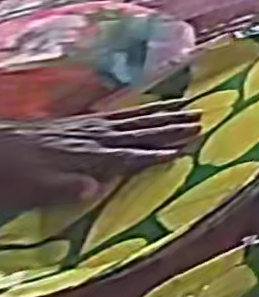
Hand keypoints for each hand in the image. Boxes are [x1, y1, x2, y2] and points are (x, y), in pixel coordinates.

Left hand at [0, 103, 201, 213]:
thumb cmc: (8, 173)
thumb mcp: (28, 189)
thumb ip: (63, 189)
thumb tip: (97, 191)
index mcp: (89, 157)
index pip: (130, 157)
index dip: (157, 155)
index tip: (183, 152)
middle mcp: (99, 139)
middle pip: (143, 132)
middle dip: (174, 129)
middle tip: (202, 123)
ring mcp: (93, 126)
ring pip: (140, 119)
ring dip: (168, 115)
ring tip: (194, 109)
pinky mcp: (85, 119)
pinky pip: (123, 112)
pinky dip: (146, 108)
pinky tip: (155, 105)